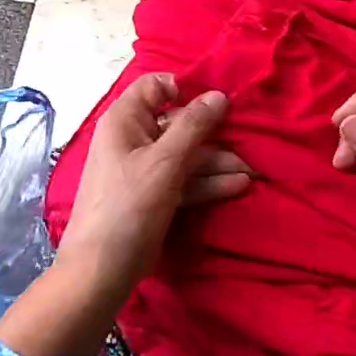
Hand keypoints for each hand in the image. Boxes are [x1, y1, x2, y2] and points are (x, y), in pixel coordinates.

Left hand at [56, 73, 249, 295]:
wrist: (102, 268)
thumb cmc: (128, 205)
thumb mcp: (164, 162)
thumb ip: (193, 126)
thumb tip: (219, 95)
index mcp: (125, 120)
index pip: (155, 86)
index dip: (185, 88)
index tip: (217, 101)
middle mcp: (134, 139)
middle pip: (178, 123)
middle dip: (213, 134)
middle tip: (249, 143)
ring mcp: (145, 169)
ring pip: (185, 155)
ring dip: (217, 162)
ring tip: (253, 171)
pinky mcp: (155, 196)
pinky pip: (184, 180)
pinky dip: (208, 183)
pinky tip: (239, 185)